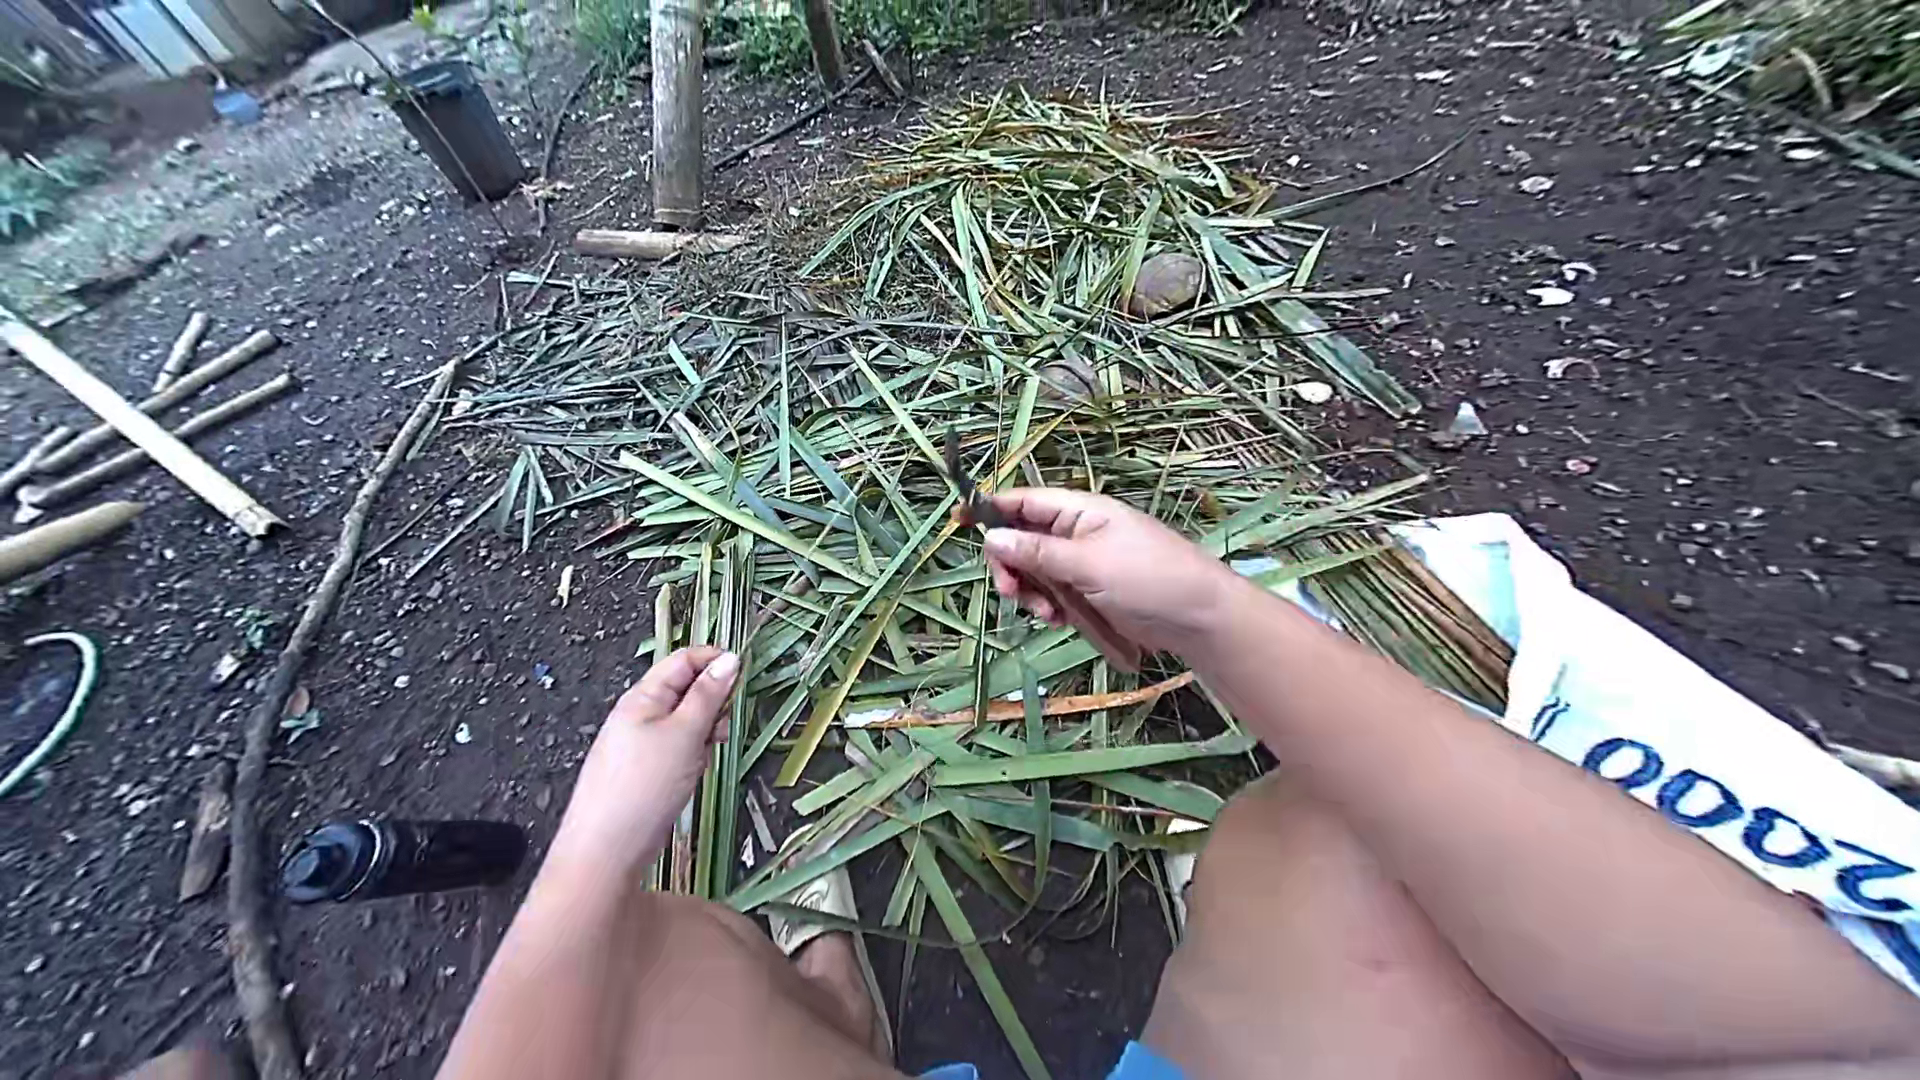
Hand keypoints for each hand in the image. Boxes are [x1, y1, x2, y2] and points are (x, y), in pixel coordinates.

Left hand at [550, 646, 738, 872]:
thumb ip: (709, 694)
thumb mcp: (685, 733)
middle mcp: (640, 712)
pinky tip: (693, 770)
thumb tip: (730, 659)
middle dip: (713, 701)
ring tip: (704, 753)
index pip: (684, 659)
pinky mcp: (646, 766)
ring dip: (705, 729)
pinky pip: (679, 744)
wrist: (605, 852)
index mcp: (644, 696)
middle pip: (688, 687)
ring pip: (687, 718)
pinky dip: (694, 750)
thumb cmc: (645, 786)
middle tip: (719, 727)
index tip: (743, 675)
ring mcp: (642, 740)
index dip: (715, 660)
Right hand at [982, 488, 1242, 662]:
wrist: (1200, 618)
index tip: (957, 521)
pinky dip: (1048, 605)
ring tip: (1047, 613)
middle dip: (1011, 565)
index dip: (990, 510)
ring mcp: (1082, 562)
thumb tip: (991, 537)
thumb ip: (1038, 551)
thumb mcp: (1088, 564)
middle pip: (1021, 539)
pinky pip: (1052, 591)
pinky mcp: (1089, 589)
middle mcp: (1076, 531)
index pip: (1023, 502)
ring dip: (1030, 590)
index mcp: (1079, 511)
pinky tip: (1059, 619)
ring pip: (1034, 570)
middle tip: (1011, 592)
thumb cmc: (1149, 578)